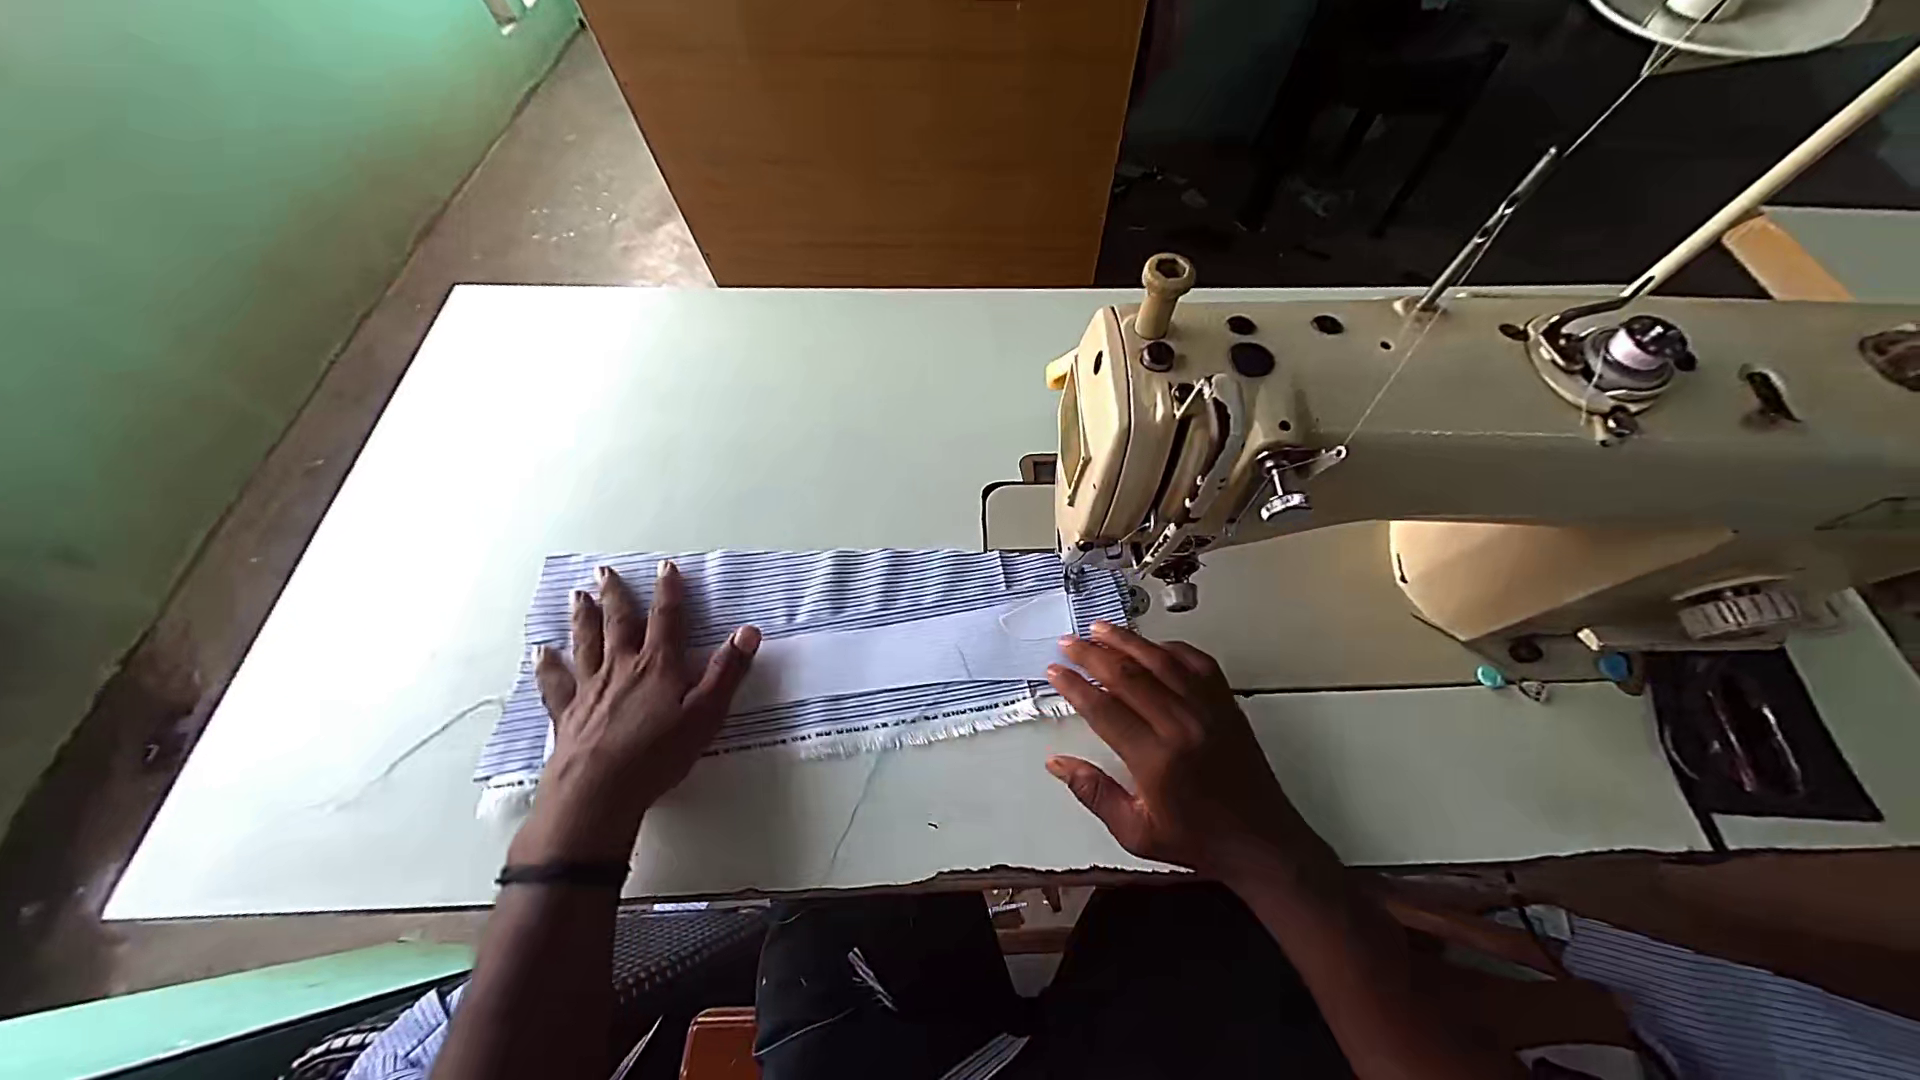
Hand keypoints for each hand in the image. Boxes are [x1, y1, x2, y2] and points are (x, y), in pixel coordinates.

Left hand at [510, 561, 759, 862]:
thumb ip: (726, 671)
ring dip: (583, 618)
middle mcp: (621, 668)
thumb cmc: (658, 754)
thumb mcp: (706, 714)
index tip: (665, 566)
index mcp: (657, 666)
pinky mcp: (568, 714)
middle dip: (615, 595)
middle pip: (618, 623)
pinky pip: (556, 683)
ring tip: (577, 596)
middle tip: (604, 571)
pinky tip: (542, 653)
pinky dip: (548, 665)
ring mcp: (590, 689)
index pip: (666, 618)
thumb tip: (748, 631)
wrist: (597, 794)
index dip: (668, 591)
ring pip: (585, 644)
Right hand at [1045, 622, 1321, 882]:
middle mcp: (1182, 727)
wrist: (1261, 843)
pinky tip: (1152, 645)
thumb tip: (1058, 764)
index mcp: (1156, 759)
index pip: (1103, 708)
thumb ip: (1094, 793)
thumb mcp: (1136, 831)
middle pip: (1127, 675)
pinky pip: (1197, 662)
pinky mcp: (1226, 705)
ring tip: (1101, 629)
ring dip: (1126, 641)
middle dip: (1092, 655)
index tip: (1056, 672)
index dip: (1074, 686)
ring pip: (1160, 660)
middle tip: (1070, 644)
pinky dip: (1171, 648)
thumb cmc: (1199, 839)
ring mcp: (1208, 711)